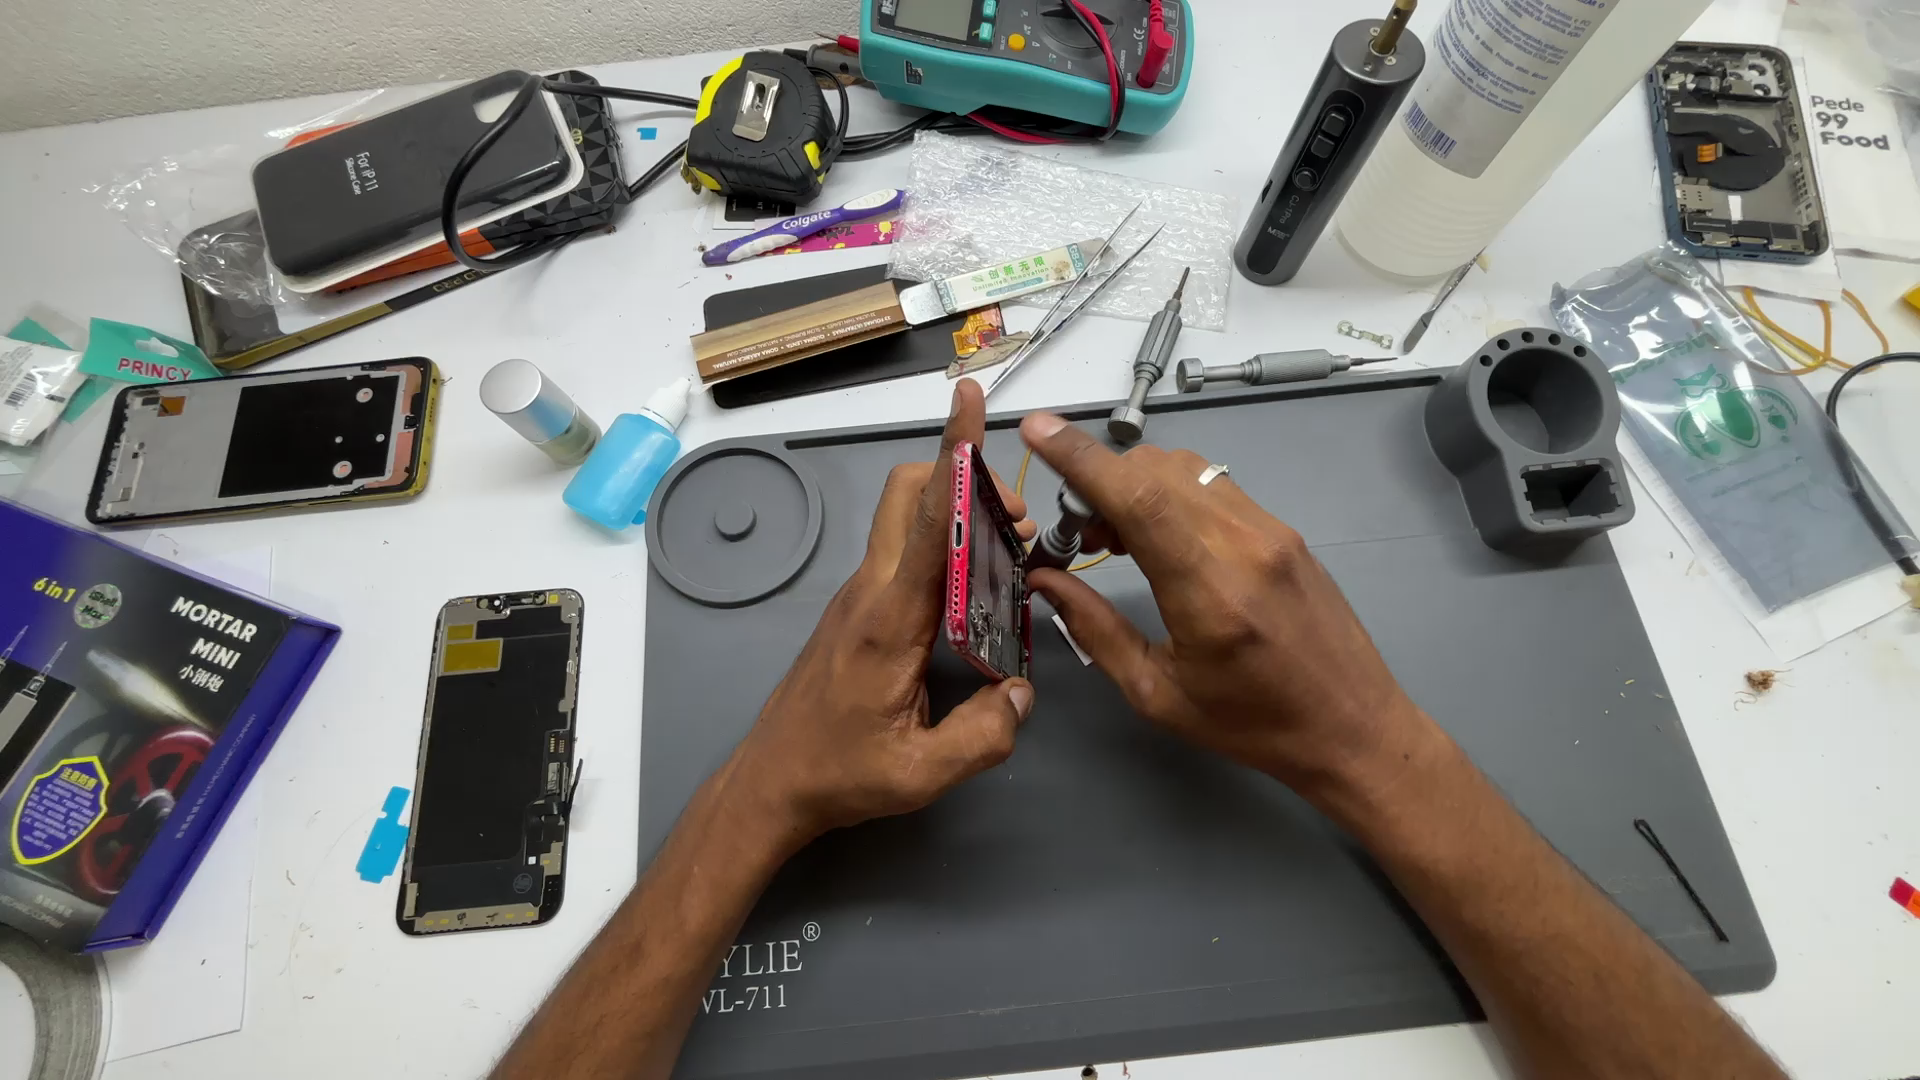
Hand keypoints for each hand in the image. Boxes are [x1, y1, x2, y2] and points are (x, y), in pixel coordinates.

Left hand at [729, 381, 1036, 843]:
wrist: (771, 781)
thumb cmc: (838, 773)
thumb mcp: (920, 773)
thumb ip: (984, 735)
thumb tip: (1023, 692)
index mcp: (891, 618)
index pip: (928, 518)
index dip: (954, 453)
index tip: (970, 400)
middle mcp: (872, 590)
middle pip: (906, 493)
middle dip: (960, 477)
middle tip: (1012, 519)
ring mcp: (860, 595)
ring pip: (904, 518)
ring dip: (953, 511)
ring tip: (1007, 549)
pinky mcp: (858, 609)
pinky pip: (902, 552)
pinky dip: (940, 543)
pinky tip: (971, 586)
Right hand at [1018, 412, 1433, 798]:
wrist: (1354, 728)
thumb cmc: (1250, 724)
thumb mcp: (1156, 693)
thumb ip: (1095, 628)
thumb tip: (1044, 579)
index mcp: (1209, 592)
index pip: (1137, 497)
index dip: (1080, 457)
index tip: (1036, 429)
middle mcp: (1243, 543)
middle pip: (1154, 470)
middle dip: (1098, 480)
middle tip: (1079, 531)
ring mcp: (1270, 529)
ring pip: (1183, 468)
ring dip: (1133, 484)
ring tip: (1117, 537)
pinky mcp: (1283, 529)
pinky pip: (1211, 484)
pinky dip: (1168, 492)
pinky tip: (1160, 535)